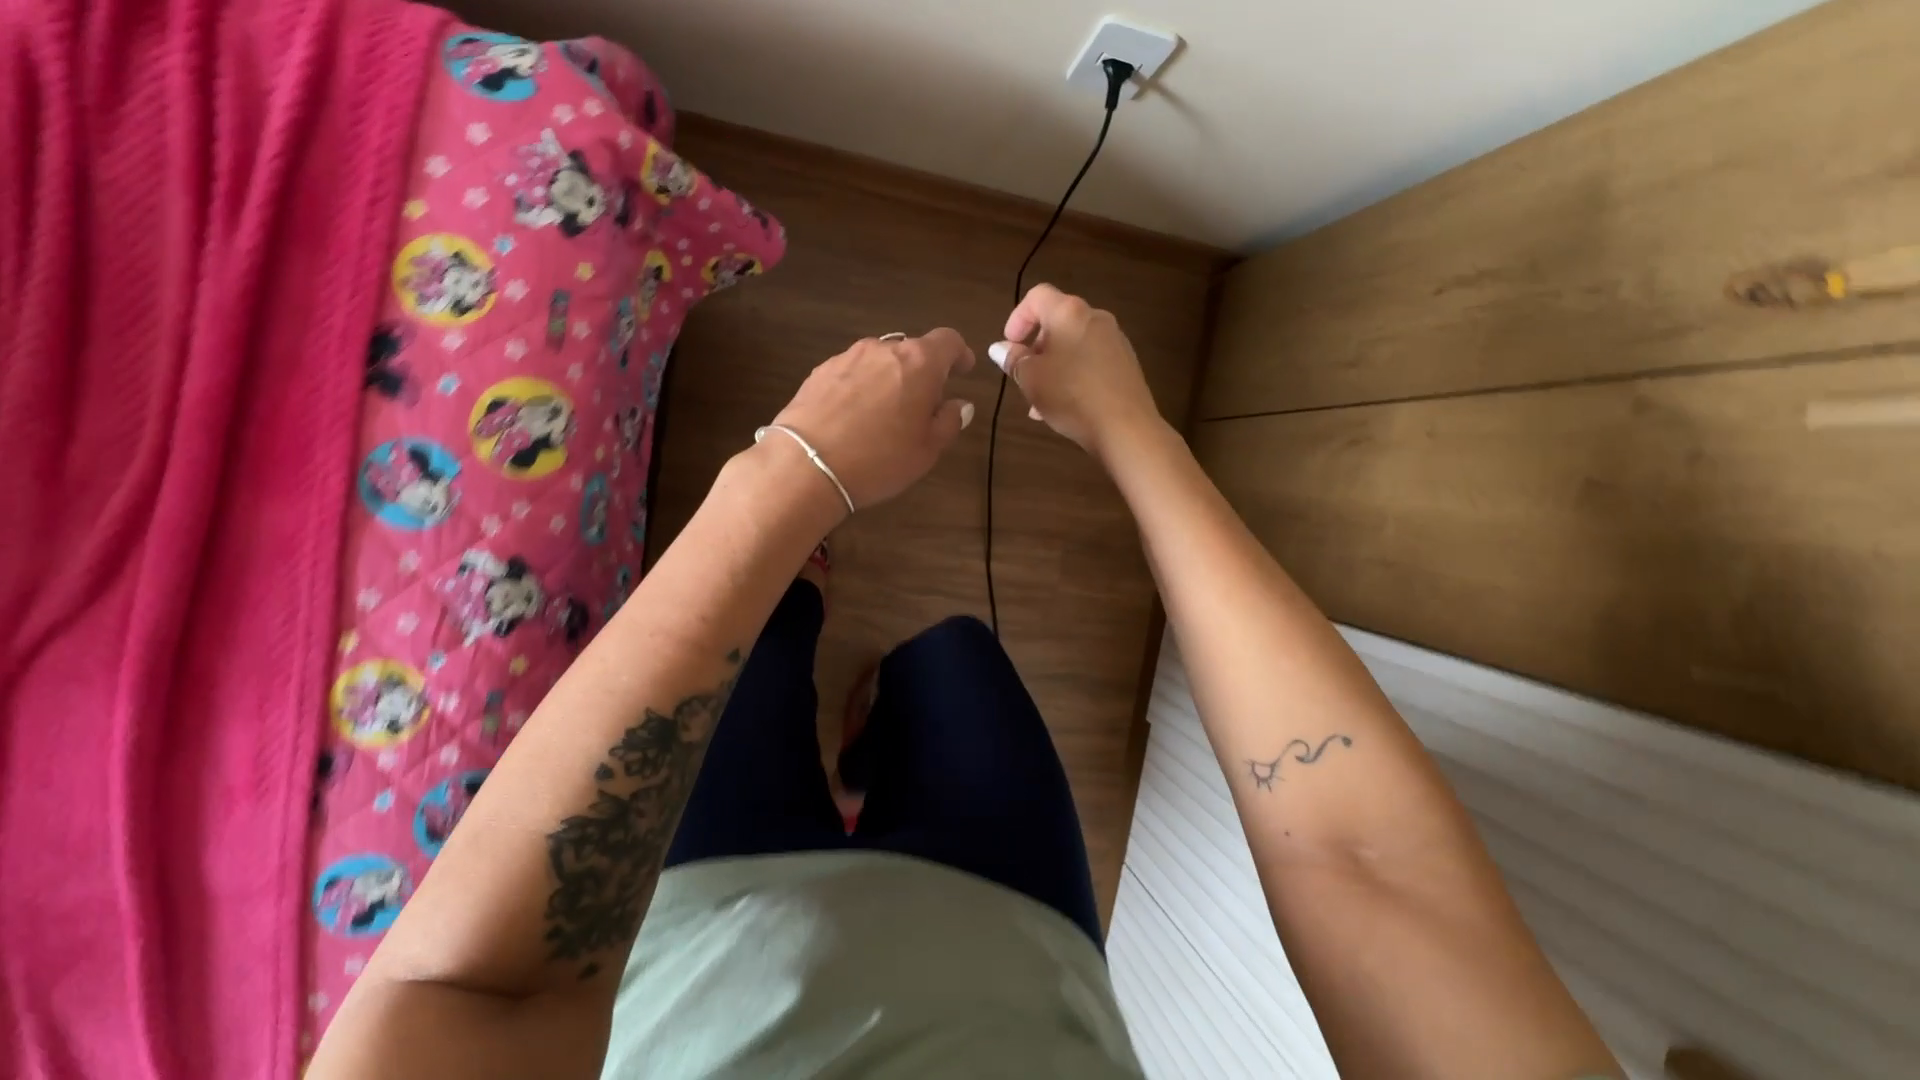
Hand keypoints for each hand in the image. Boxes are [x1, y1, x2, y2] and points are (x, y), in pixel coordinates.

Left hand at [768, 328, 975, 511]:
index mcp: (919, 362)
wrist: (805, 465)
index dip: (959, 354)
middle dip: (922, 373)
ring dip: (889, 380)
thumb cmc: (880, 458)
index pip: (949, 341)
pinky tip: (854, 419)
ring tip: (885, 416)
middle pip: (911, 350)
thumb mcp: (927, 449)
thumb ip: (949, 421)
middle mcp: (883, 348)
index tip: (963, 371)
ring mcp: (846, 357)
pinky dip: (861, 388)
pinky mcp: (818, 372)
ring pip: (879, 361)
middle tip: (923, 407)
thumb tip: (959, 404)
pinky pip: (851, 374)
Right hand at [990, 284, 1161, 458]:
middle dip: (1036, 347)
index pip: (1036, 297)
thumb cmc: (1071, 396)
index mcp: (1069, 312)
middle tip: (1025, 376)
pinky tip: (1066, 405)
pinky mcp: (1127, 363)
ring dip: (1053, 366)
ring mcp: (1115, 340)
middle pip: (1057, 321)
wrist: (1126, 428)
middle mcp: (1096, 318)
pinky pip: (1091, 361)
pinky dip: (1073, 374)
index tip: (1009, 346)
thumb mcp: (1031, 379)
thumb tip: (1001, 348)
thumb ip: (1014, 359)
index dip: (1017, 318)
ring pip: (1074, 345)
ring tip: (1041, 400)